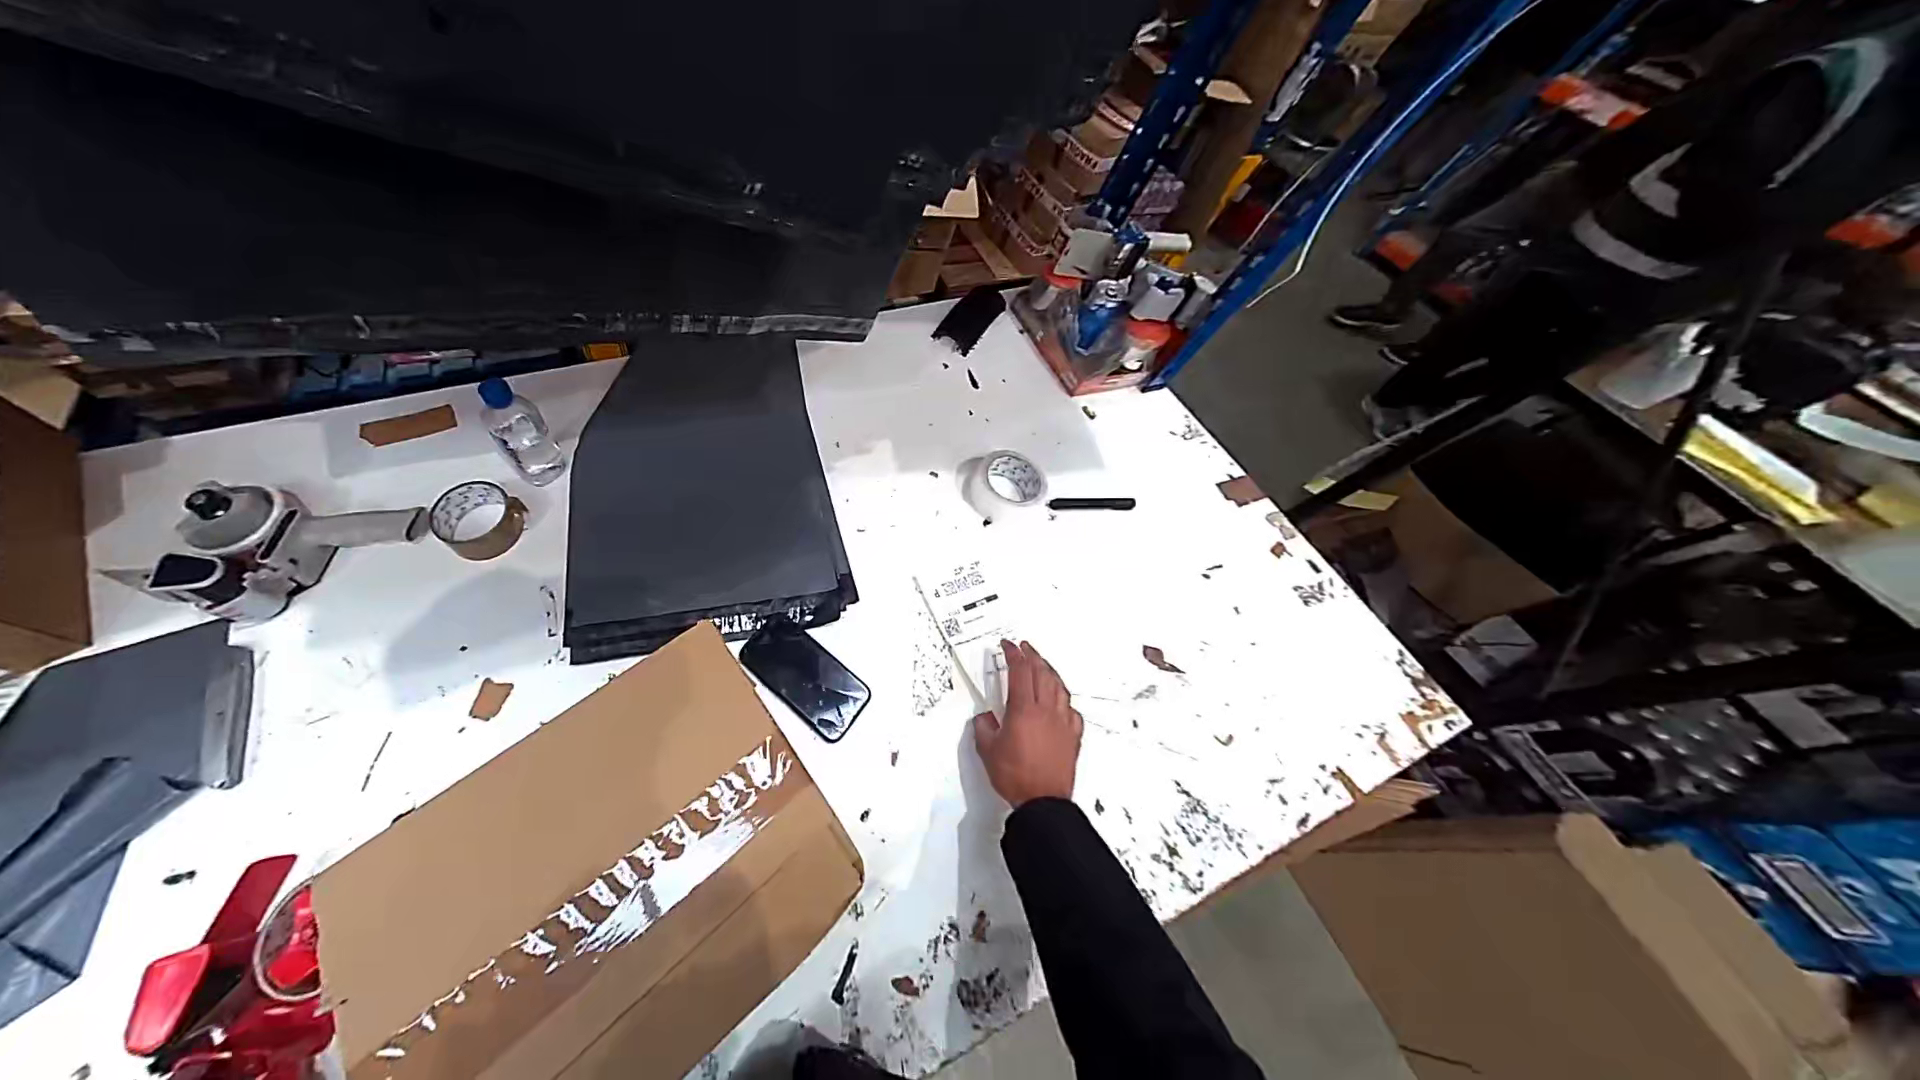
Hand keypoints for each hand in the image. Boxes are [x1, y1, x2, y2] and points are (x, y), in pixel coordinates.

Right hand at [973, 640, 1082, 806]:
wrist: (1043, 801)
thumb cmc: (1017, 777)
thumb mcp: (988, 750)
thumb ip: (984, 728)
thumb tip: (984, 718)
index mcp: (1024, 709)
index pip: (1020, 670)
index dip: (1014, 654)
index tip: (1008, 646)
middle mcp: (1046, 711)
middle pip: (1042, 672)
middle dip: (1033, 656)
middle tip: (1026, 648)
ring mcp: (1063, 722)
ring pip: (1059, 687)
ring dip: (1049, 672)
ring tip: (1043, 667)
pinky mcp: (1073, 736)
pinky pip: (1070, 709)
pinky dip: (1063, 699)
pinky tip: (1060, 701)